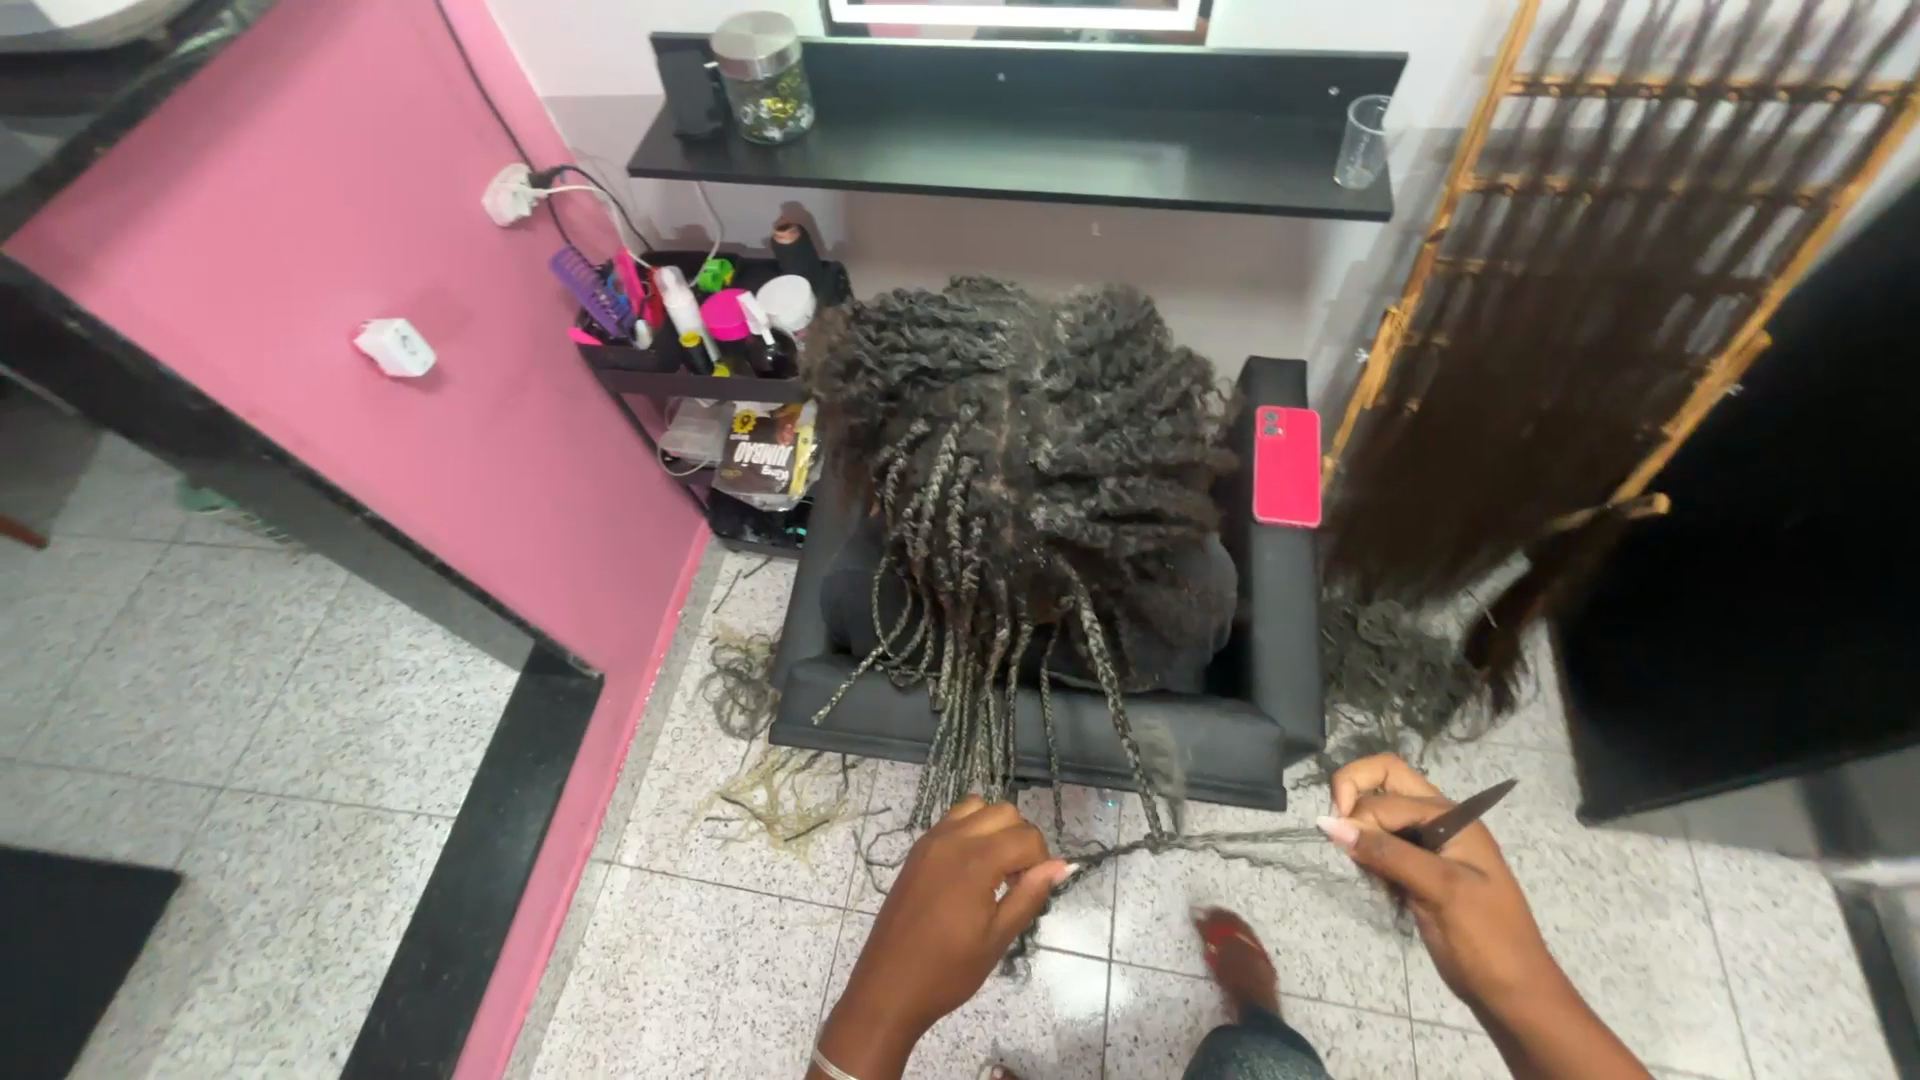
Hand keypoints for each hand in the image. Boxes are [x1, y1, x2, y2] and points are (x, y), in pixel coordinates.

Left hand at [812, 797, 1067, 1079]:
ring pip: (977, 806)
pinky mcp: (918, 849)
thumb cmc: (948, 970)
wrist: (889, 986)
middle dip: (1021, 838)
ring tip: (995, 869)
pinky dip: (971, 829)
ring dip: (995, 827)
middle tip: (1017, 881)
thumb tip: (1062, 865)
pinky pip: (953, 819)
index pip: (1027, 836)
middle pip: (1004, 811)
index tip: (1031, 891)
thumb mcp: (998, 938)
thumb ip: (1030, 895)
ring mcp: (931, 840)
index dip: (1041, 861)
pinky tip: (971, 868)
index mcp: (975, 860)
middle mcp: (953, 838)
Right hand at [1320, 754, 1563, 1011]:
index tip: (1346, 845)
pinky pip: (1379, 843)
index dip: (1359, 812)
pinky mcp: (1416, 868)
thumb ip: (1387, 852)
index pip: (1386, 793)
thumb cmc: (1488, 939)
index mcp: (1453, 818)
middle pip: (1383, 782)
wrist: (1514, 995)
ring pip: (1376, 813)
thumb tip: (1328, 823)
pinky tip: (1378, 884)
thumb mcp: (1441, 890)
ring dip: (1359, 832)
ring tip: (1368, 872)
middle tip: (1338, 834)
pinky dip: (1367, 855)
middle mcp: (1438, 822)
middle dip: (1352, 798)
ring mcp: (1427, 845)